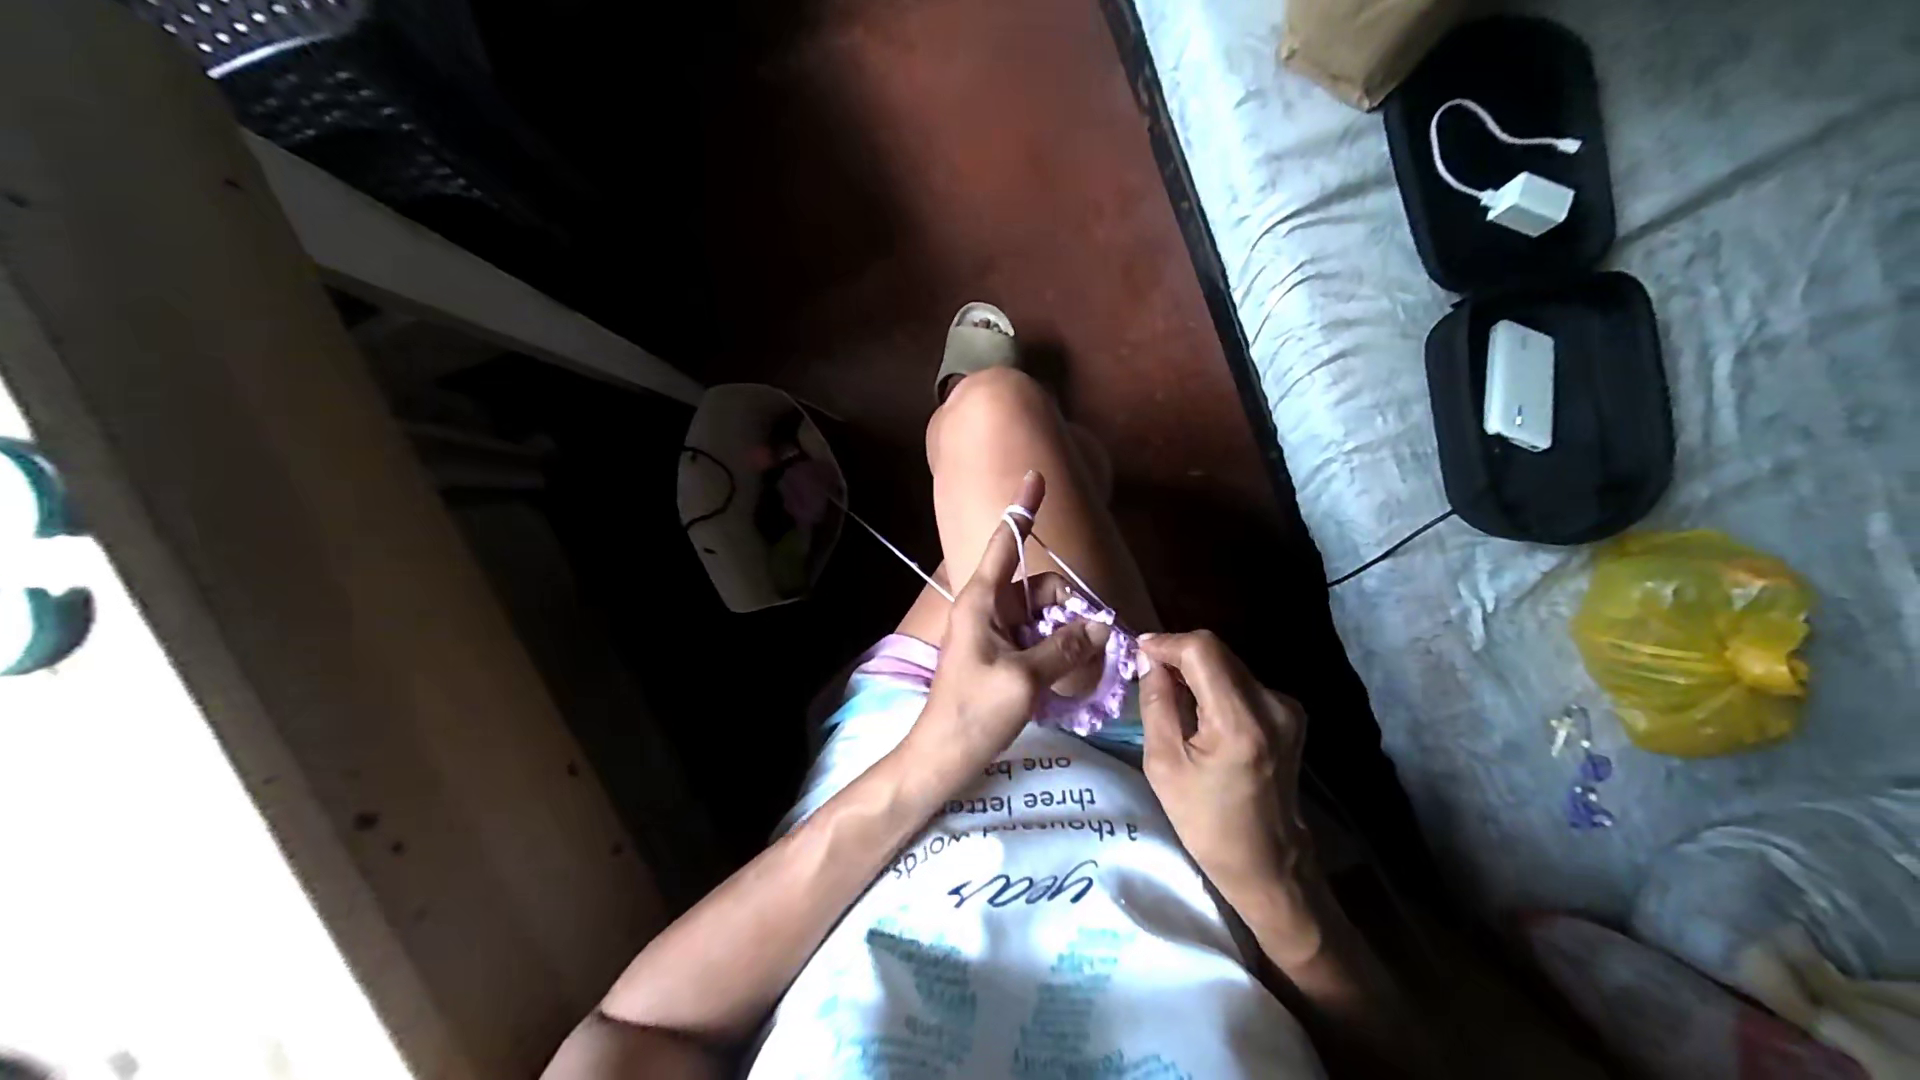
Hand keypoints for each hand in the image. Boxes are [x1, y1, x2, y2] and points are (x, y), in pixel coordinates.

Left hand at [898, 471, 1107, 797]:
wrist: (943, 755)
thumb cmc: (973, 711)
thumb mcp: (1024, 679)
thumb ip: (1066, 648)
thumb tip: (1103, 625)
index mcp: (982, 600)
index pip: (1007, 543)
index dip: (1023, 509)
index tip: (1035, 475)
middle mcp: (989, 608)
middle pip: (1041, 587)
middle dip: (1070, 605)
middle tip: (1092, 642)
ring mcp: (996, 633)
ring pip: (1045, 616)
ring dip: (1068, 634)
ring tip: (1080, 668)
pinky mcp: (1003, 655)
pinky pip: (1039, 638)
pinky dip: (1058, 650)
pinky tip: (1070, 676)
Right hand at [1138, 630, 1309, 903]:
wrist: (1268, 863)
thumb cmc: (1207, 823)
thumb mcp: (1164, 765)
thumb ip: (1156, 704)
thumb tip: (1148, 660)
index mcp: (1240, 722)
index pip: (1202, 650)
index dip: (1166, 643)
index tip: (1139, 652)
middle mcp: (1272, 705)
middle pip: (1217, 652)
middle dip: (1178, 654)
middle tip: (1147, 672)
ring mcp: (1286, 709)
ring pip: (1229, 663)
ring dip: (1195, 669)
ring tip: (1170, 693)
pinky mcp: (1289, 714)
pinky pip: (1242, 681)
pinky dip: (1214, 684)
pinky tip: (1199, 710)